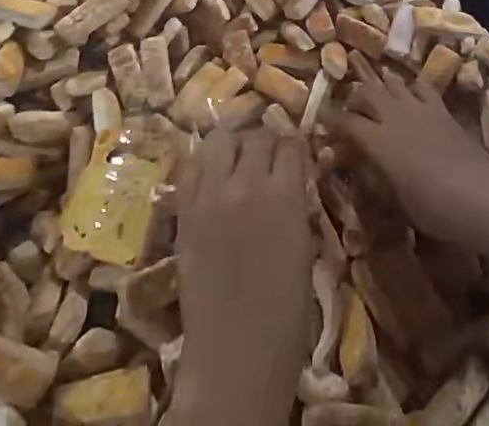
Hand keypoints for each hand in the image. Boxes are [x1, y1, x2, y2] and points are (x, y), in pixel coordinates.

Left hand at [168, 129, 313, 425]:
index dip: (294, 147)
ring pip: (218, 140)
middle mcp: (245, 184)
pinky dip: (203, 164)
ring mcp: (209, 195)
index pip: (290, 144)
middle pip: (255, 136)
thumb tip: (289, 180)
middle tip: (267, 160)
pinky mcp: (184, 211)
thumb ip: (294, 203)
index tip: (295, 156)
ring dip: (232, 146)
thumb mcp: (304, 246)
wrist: (235, 351)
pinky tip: (211, 179)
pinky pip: (191, 167)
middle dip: (265, 143)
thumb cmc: (286, 311)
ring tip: (236, 163)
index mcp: (284, 196)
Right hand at [329, 73, 488, 244]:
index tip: (322, 124)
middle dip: (353, 98)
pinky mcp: (441, 108)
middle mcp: (394, 116)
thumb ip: (372, 177)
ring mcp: (419, 108)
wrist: (483, 196)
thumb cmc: (435, 208)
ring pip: (391, 83)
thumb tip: (352, 163)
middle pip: (365, 92)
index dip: (331, 122)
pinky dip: (410, 87)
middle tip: (350, 110)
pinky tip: (409, 96)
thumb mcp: (395, 201)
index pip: (346, 122)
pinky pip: (420, 86)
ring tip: (375, 95)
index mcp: (378, 141)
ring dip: (379, 86)